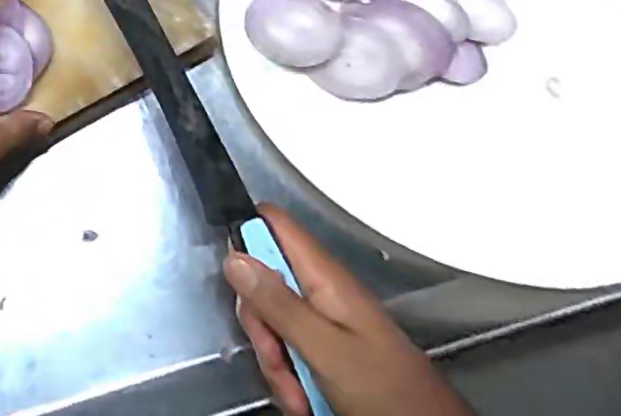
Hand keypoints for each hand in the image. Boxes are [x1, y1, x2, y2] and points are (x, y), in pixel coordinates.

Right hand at [226, 204, 473, 415]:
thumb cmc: (387, 392)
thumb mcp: (327, 351)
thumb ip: (278, 302)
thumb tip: (232, 256)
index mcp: (323, 275)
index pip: (271, 221)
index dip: (244, 233)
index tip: (235, 274)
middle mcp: (320, 289)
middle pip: (261, 277)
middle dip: (258, 319)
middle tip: (275, 354)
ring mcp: (324, 319)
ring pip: (271, 316)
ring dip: (273, 355)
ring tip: (296, 392)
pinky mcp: (327, 348)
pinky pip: (288, 344)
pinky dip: (288, 372)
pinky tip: (303, 397)